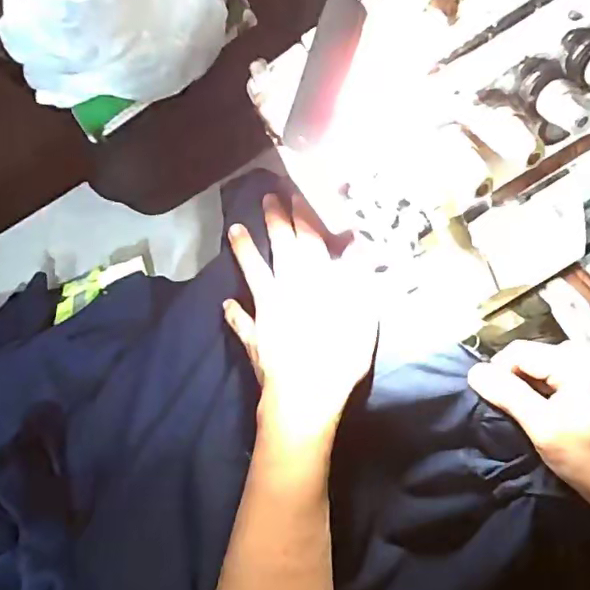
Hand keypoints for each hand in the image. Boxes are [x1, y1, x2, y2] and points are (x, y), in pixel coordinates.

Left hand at [225, 193, 377, 436]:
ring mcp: (267, 311)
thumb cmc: (341, 355)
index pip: (311, 238)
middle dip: (276, 220)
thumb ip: (359, 276)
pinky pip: (241, 320)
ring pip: (254, 273)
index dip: (305, 215)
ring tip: (235, 229)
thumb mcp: (364, 313)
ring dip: (245, 251)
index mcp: (317, 279)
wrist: (305, 395)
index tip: (299, 194)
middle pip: (281, 247)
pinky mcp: (255, 336)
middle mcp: (289, 288)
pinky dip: (233, 312)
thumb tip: (358, 244)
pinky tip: (226, 304)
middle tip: (268, 197)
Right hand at [466, 340, 589, 525]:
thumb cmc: (588, 459)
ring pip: (537, 369)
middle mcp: (585, 354)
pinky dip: (540, 394)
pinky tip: (539, 416)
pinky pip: (552, 378)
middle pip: (528, 357)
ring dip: (525, 390)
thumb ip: (507, 394)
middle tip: (508, 414)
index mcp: (576, 359)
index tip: (492, 407)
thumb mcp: (542, 426)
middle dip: (512, 382)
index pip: (517, 352)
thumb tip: (474, 372)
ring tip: (523, 417)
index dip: (497, 376)